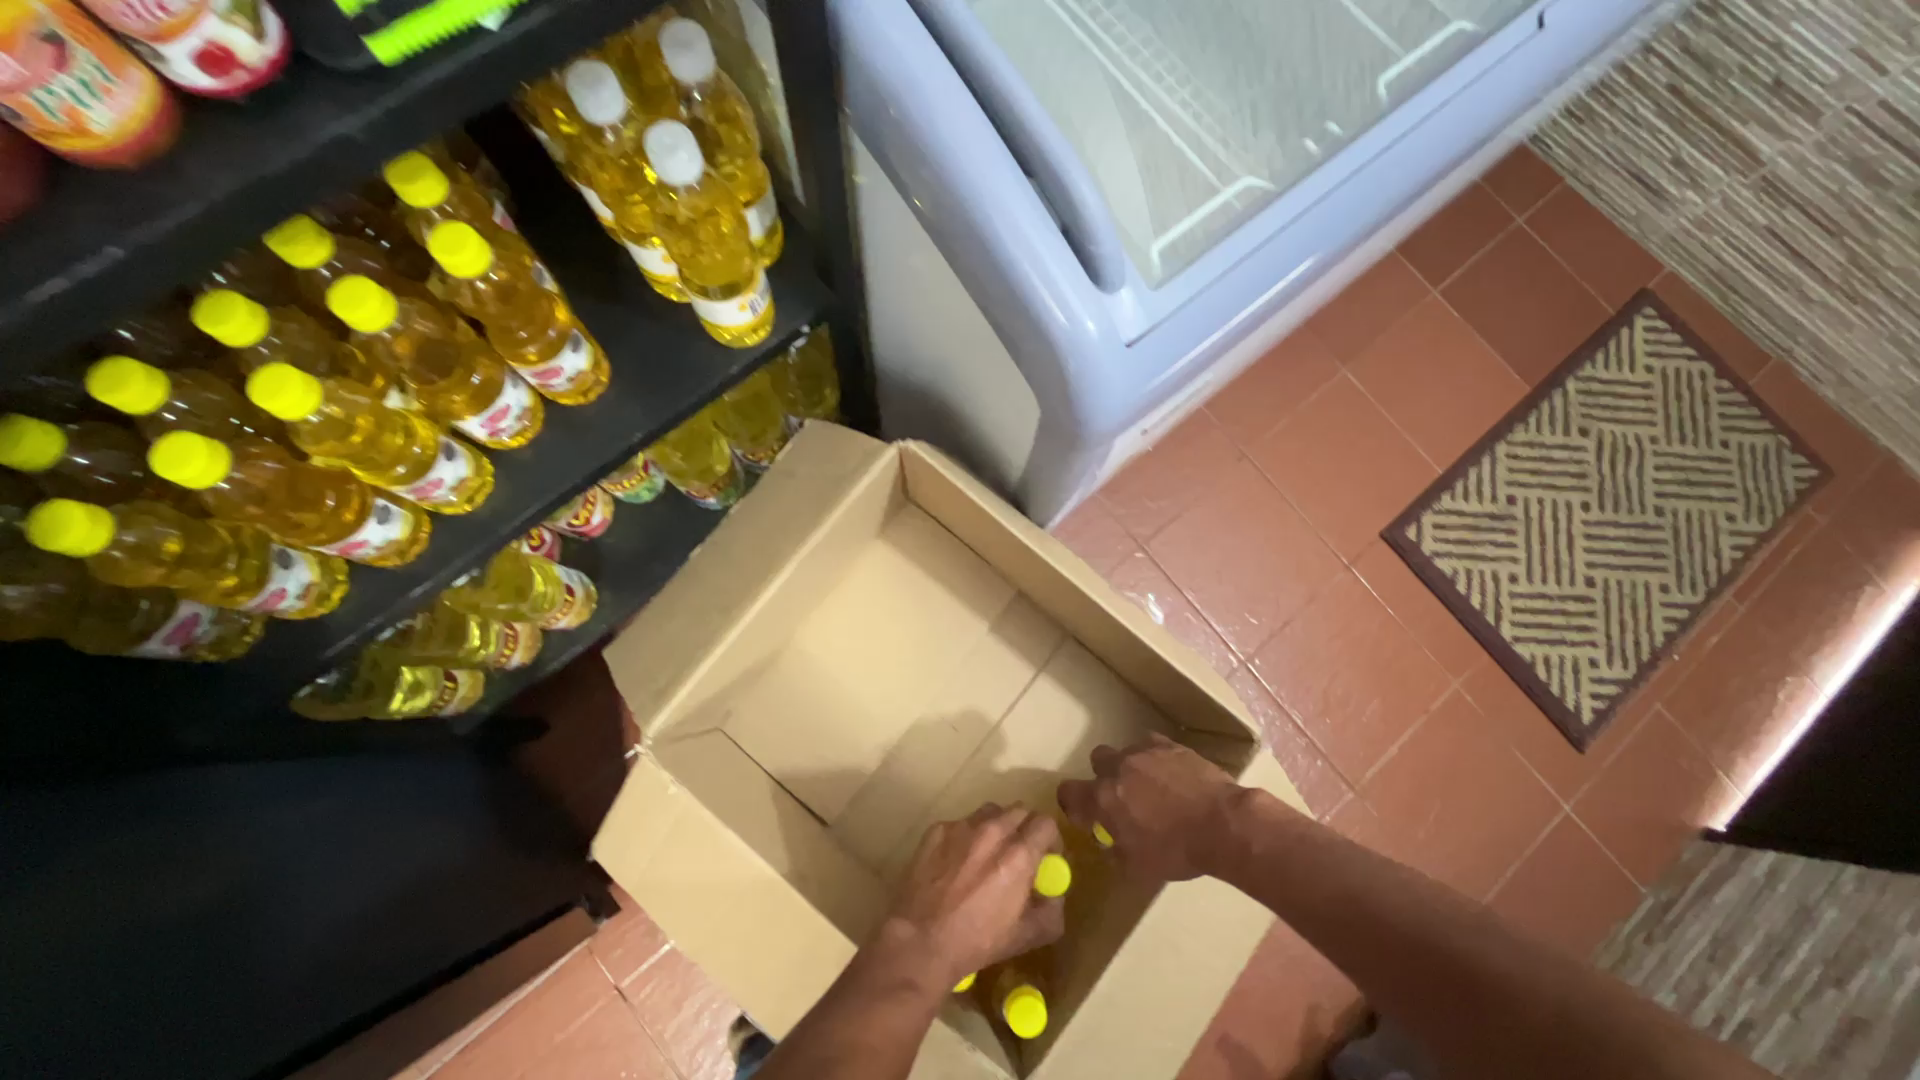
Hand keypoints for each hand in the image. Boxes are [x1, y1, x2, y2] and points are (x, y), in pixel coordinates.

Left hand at [880, 804, 1065, 988]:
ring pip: (990, 813)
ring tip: (988, 853)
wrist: (921, 941)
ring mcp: (961, 827)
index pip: (1046, 823)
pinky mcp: (936, 830)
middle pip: (1020, 811)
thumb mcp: (1027, 936)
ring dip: (997, 827)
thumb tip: (1053, 894)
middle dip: (1025, 829)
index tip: (1046, 855)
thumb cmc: (978, 942)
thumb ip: (1052, 911)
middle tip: (1019, 853)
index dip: (1050, 838)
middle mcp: (992, 831)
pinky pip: (960, 824)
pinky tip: (957, 862)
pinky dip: (966, 836)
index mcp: (1019, 854)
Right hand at [1057, 733, 1246, 882]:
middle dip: (1104, 776)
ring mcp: (1145, 752)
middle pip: (1097, 760)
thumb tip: (1107, 843)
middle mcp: (1118, 768)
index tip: (1087, 816)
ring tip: (1151, 786)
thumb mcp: (1137, 866)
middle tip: (1122, 797)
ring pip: (1126, 750)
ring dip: (1131, 766)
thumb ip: (1113, 850)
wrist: (1222, 824)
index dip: (1073, 803)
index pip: (1067, 791)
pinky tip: (1170, 774)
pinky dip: (1156, 758)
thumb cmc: (1177, 851)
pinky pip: (1153, 745)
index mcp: (1102, 798)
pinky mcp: (1171, 746)